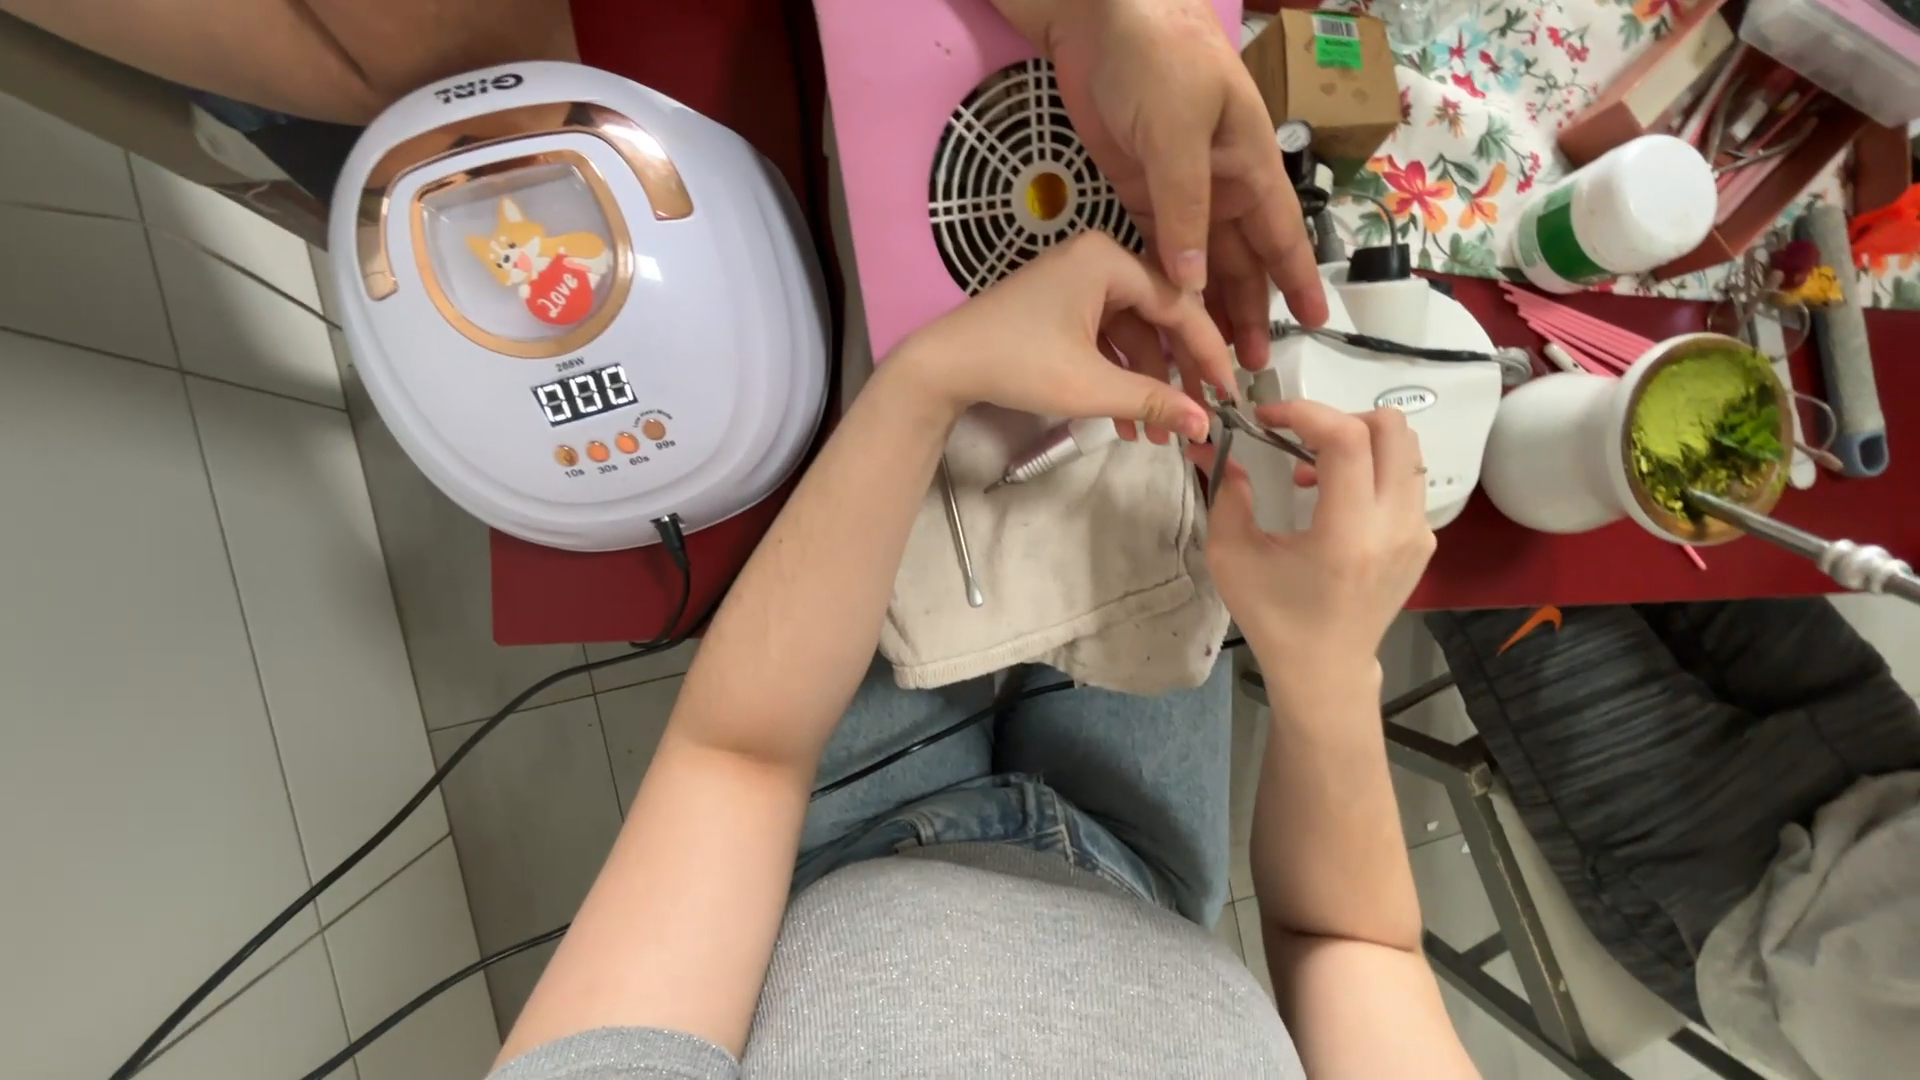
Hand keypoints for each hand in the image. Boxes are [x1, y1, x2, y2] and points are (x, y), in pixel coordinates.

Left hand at [888, 232, 1231, 442]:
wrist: (942, 366)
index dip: (1208, 354)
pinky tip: (1122, 421)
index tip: (1229, 394)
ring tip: (1152, 435)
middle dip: (1173, 376)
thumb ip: (1152, 401)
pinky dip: (1114, 377)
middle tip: (1194, 419)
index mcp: (1109, 260)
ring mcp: (1076, 283)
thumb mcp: (1089, 386)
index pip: (1180, 305)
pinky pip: (1103, 340)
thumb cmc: (1017, 365)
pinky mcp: (1060, 307)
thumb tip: (1205, 425)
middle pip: (1157, 320)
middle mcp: (1097, 261)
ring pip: (1130, 336)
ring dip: (1142, 386)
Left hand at [995, 0, 1328, 369]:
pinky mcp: (1142, 200)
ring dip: (1209, 310)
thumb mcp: (1179, 131)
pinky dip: (1169, 288)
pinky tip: (1172, 320)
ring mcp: (1182, 198)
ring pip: (1203, 266)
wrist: (1103, 23)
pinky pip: (1163, 255)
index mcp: (1248, 167)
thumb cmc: (1158, 61)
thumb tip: (1197, 283)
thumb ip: (1186, 208)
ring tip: (1212, 358)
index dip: (1296, 282)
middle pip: (1242, 264)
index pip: (1281, 236)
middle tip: (1250, 368)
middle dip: (1249, 314)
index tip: (1313, 324)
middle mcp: (1221, 190)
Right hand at [1189, 400, 1435, 678]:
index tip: (1268, 418)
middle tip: (1296, 439)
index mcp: (1348, 533)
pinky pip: (1405, 479)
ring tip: (1312, 473)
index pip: (1347, 439)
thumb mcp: (1232, 557)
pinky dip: (1370, 469)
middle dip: (1337, 418)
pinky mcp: (1422, 540)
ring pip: (1405, 449)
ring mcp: (1418, 532)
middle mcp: (1396, 526)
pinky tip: (1334, 500)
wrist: (1324, 669)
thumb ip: (1226, 496)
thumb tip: (1217, 451)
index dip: (1305, 412)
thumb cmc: (1273, 617)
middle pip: (1392, 429)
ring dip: (1356, 442)